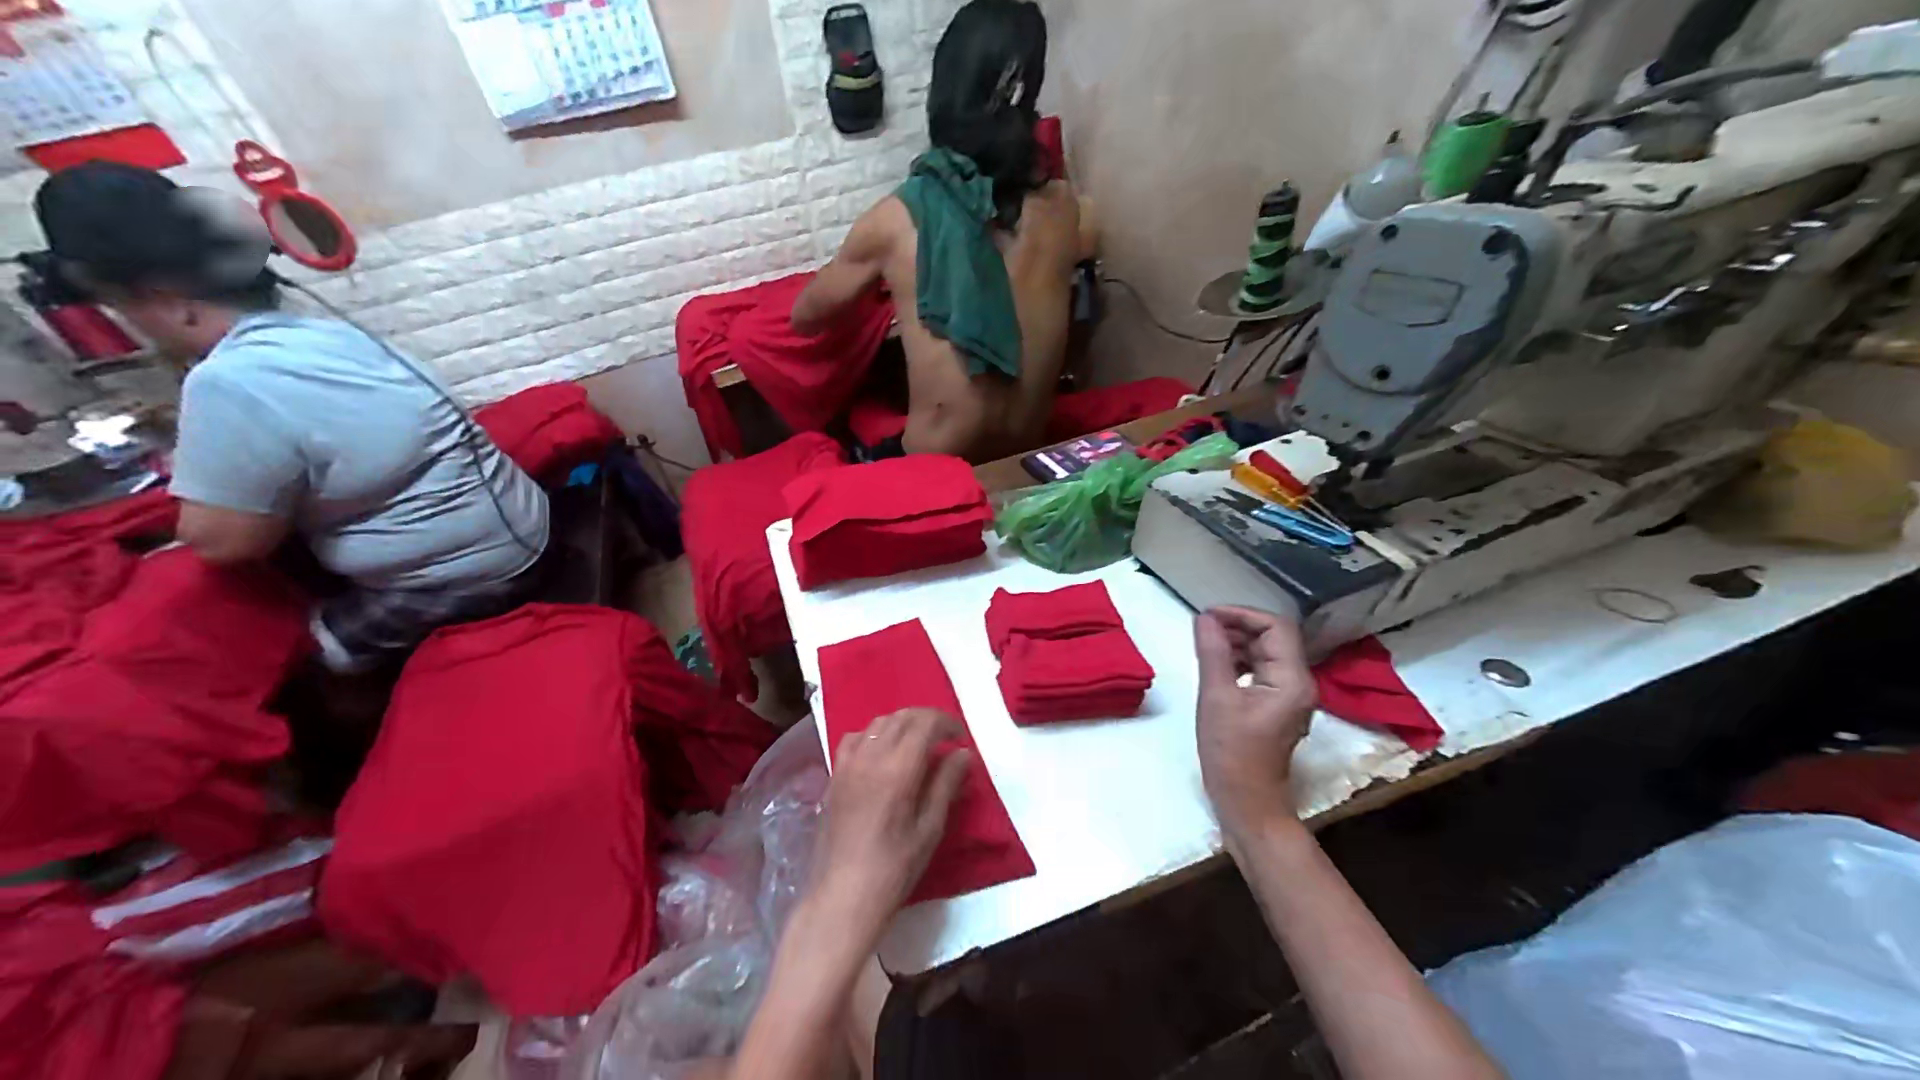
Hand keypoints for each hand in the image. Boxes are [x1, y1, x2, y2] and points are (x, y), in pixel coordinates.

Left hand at [812, 708, 971, 936]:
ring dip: (902, 723)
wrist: (843, 896)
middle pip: (902, 717)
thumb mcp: (930, 828)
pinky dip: (874, 735)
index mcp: (898, 769)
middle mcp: (871, 756)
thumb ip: (946, 784)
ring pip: (878, 723)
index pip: (925, 723)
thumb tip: (963, 753)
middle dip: (927, 719)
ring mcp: (848, 763)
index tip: (961, 738)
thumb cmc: (894, 868)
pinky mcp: (834, 775)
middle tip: (946, 738)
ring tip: (918, 743)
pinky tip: (882, 753)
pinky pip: (855, 738)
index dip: (947, 723)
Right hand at [1194, 606, 1318, 836]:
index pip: (1275, 627)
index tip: (1208, 616)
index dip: (1242, 614)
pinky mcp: (1277, 705)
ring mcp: (1290, 695)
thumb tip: (1204, 618)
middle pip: (1273, 637)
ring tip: (1205, 644)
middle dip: (1238, 626)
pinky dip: (1240, 660)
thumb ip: (1213, 653)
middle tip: (1202, 628)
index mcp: (1292, 680)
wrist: (1247, 800)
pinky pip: (1262, 670)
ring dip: (1238, 642)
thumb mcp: (1216, 698)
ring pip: (1267, 652)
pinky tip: (1217, 665)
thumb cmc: (1231, 752)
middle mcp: (1299, 683)